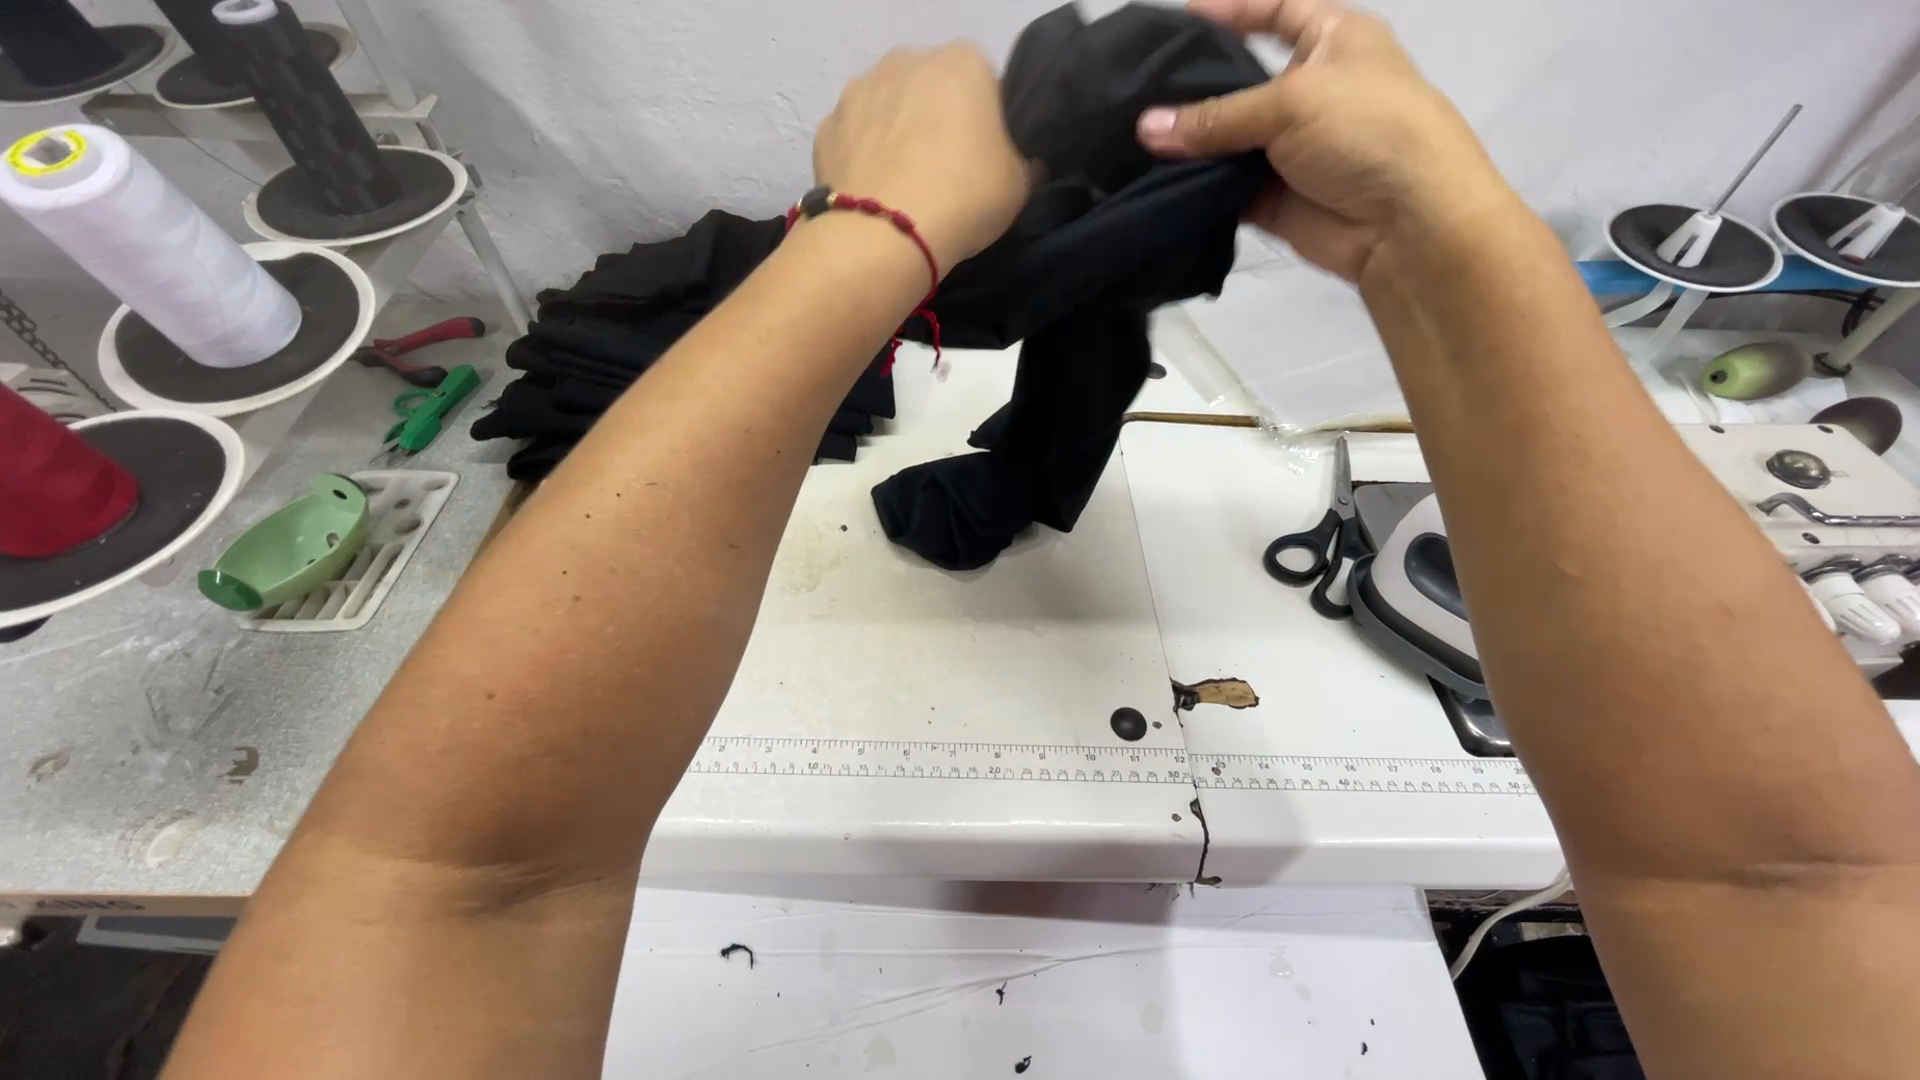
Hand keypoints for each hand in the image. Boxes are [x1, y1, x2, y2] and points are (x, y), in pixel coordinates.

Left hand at [814, 44, 1027, 273]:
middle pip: (930, 90)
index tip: (986, 160)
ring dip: (896, 137)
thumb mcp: (1018, 187)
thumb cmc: (963, 199)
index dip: (988, 124)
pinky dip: (862, 160)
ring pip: (887, 110)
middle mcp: (906, 60)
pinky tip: (875, 195)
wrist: (884, 236)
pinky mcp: (826, 129)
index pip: (985, 85)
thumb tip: (1025, 163)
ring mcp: (858, 91)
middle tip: (946, 176)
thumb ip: (1024, 164)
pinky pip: (854, 140)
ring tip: (905, 189)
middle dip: (937, 123)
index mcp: (963, 62)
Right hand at [1135, 0, 1510, 281]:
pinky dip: (1196, 189)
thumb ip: (1215, 117)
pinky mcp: (1271, 198)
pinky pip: (1224, 189)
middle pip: (1240, 82)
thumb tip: (1145, 128)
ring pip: (1226, 142)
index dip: (1232, 9)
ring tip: (1133, 142)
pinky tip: (1155, 184)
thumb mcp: (1292, 102)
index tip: (1179, 17)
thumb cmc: (1366, 130)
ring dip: (1188, 146)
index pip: (1276, 10)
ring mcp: (1288, 149)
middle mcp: (1308, 91)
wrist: (1405, 221)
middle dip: (1194, 88)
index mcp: (1332, 41)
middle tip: (1136, 92)